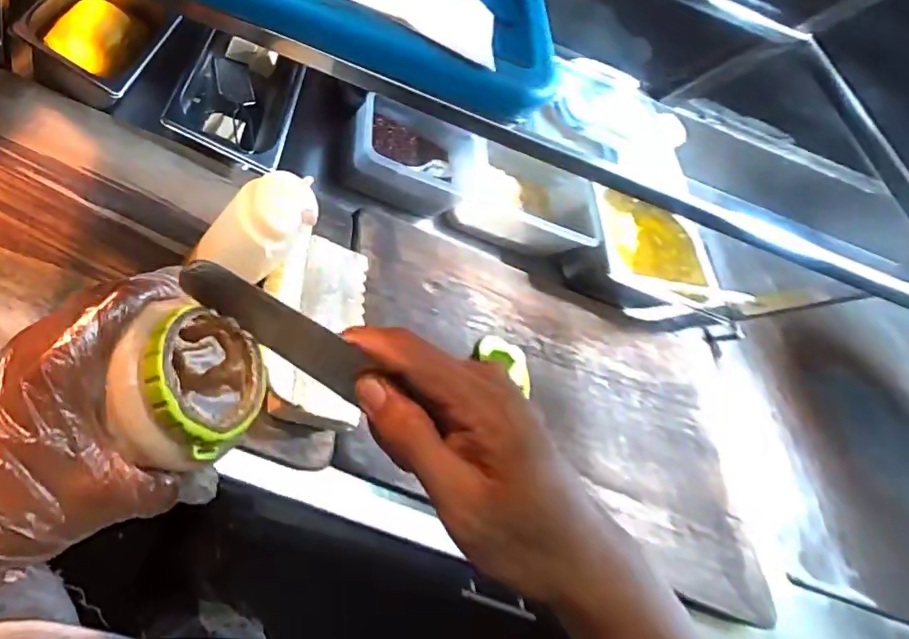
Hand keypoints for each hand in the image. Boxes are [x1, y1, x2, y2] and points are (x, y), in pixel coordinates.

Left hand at [0, 271, 206, 627]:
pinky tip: (115, 367)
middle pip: (100, 299)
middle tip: (182, 316)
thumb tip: (204, 478)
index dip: (156, 288)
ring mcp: (22, 351)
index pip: (115, 298)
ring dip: (118, 318)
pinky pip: (66, 335)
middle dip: (143, 301)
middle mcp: (41, 340)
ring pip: (81, 316)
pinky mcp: (13, 368)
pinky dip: (97, 337)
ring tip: (157, 336)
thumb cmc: (20, 497)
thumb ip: (158, 485)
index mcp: (62, 355)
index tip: (191, 290)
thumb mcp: (100, 497)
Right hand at [346, 327, 690, 637]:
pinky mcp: (489, 400)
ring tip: (422, 466)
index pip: (407, 349)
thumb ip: (409, 435)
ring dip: (403, 412)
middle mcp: (483, 378)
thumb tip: (366, 382)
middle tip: (397, 454)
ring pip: (417, 377)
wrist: (585, 565)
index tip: (323, 353)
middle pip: (408, 361)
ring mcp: (488, 387)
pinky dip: (420, 417)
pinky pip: (435, 390)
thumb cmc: (522, 536)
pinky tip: (435, 456)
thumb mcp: (456, 497)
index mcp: (479, 396)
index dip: (363, 344)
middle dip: (384, 395)